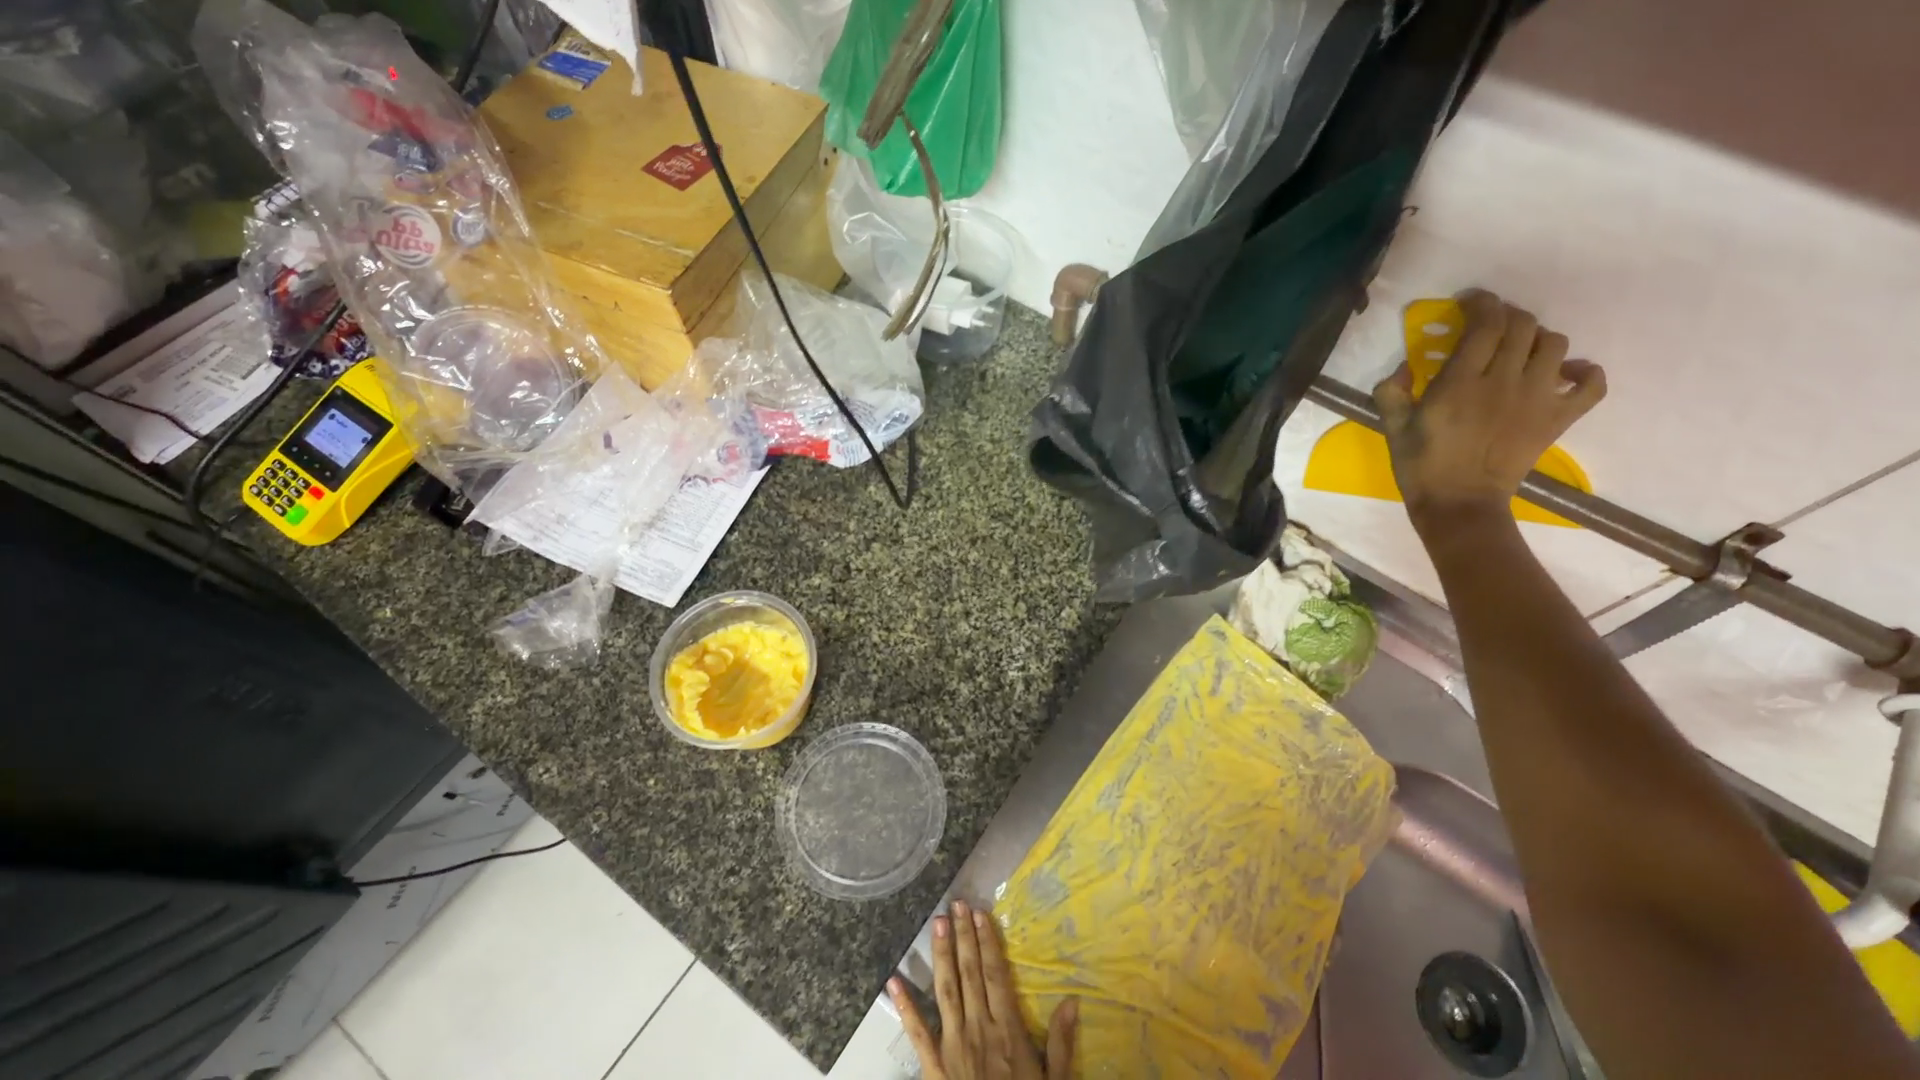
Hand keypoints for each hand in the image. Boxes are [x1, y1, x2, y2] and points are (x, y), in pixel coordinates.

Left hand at [891, 900, 1077, 1079]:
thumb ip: (1062, 1042)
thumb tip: (1073, 1001)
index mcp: (1008, 1030)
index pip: (995, 975)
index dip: (987, 942)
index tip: (980, 914)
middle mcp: (978, 1028)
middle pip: (970, 974)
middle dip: (963, 937)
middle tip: (956, 905)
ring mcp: (952, 1045)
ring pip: (945, 991)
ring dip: (941, 955)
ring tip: (936, 924)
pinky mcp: (933, 1066)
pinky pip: (916, 1032)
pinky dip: (903, 1006)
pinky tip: (893, 981)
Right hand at [1372, 289, 1605, 528]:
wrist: (1460, 505)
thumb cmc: (1422, 467)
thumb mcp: (1392, 427)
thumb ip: (1391, 392)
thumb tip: (1404, 369)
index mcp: (1461, 381)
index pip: (1484, 323)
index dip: (1481, 303)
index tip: (1469, 304)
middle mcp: (1504, 381)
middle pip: (1522, 325)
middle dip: (1507, 316)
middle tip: (1492, 326)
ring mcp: (1537, 399)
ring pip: (1555, 345)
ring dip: (1539, 339)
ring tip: (1522, 350)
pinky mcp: (1558, 419)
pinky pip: (1592, 385)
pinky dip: (1586, 374)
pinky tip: (1568, 374)